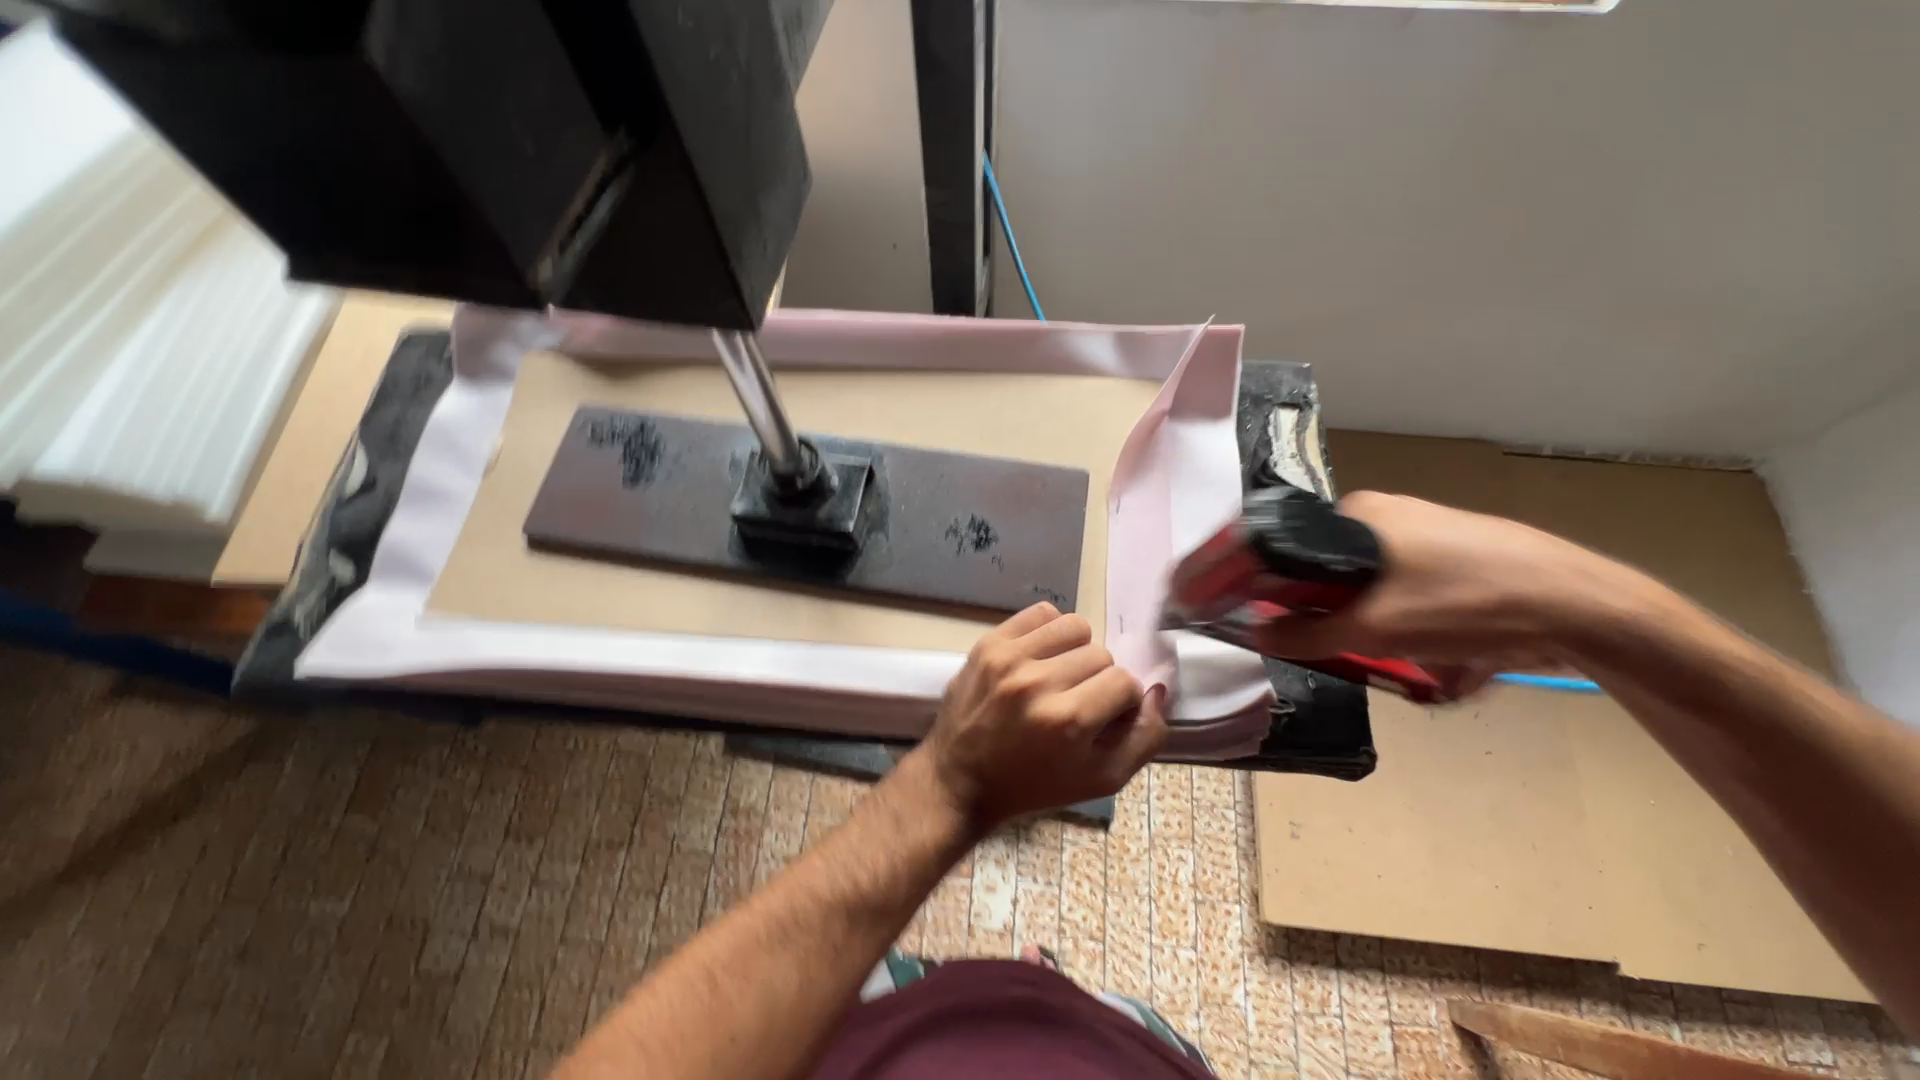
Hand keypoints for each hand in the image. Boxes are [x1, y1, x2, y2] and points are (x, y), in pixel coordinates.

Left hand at [917, 602, 1166, 830]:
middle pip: (1102, 655)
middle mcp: (1038, 683)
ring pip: (1075, 627)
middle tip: (1077, 703)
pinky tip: (1041, 658)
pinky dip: (1049, 632)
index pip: (1125, 683)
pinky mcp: (988, 644)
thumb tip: (1157, 690)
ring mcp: (1009, 659)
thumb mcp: (1102, 780)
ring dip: (1077, 651)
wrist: (960, 780)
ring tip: (1060, 676)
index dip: (1121, 703)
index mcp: (1068, 720)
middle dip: (1098, 680)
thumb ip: (1145, 737)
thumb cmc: (1035, 785)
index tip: (1101, 721)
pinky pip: (1041, 613)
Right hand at [1254, 491, 1643, 695]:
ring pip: (1372, 589)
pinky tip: (1443, 655)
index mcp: (1356, 514)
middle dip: (1337, 620)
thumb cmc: (1463, 604)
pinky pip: (1409, 594)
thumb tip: (1257, 633)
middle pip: (1330, 576)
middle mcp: (1385, 515)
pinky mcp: (1459, 555)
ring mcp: (1426, 533)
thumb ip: (1306, 634)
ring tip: (1416, 660)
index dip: (1267, 588)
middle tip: (1355, 653)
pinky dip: (1412, 626)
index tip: (1258, 620)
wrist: (1579, 606)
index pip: (1285, 550)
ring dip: (1380, 629)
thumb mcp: (1374, 628)